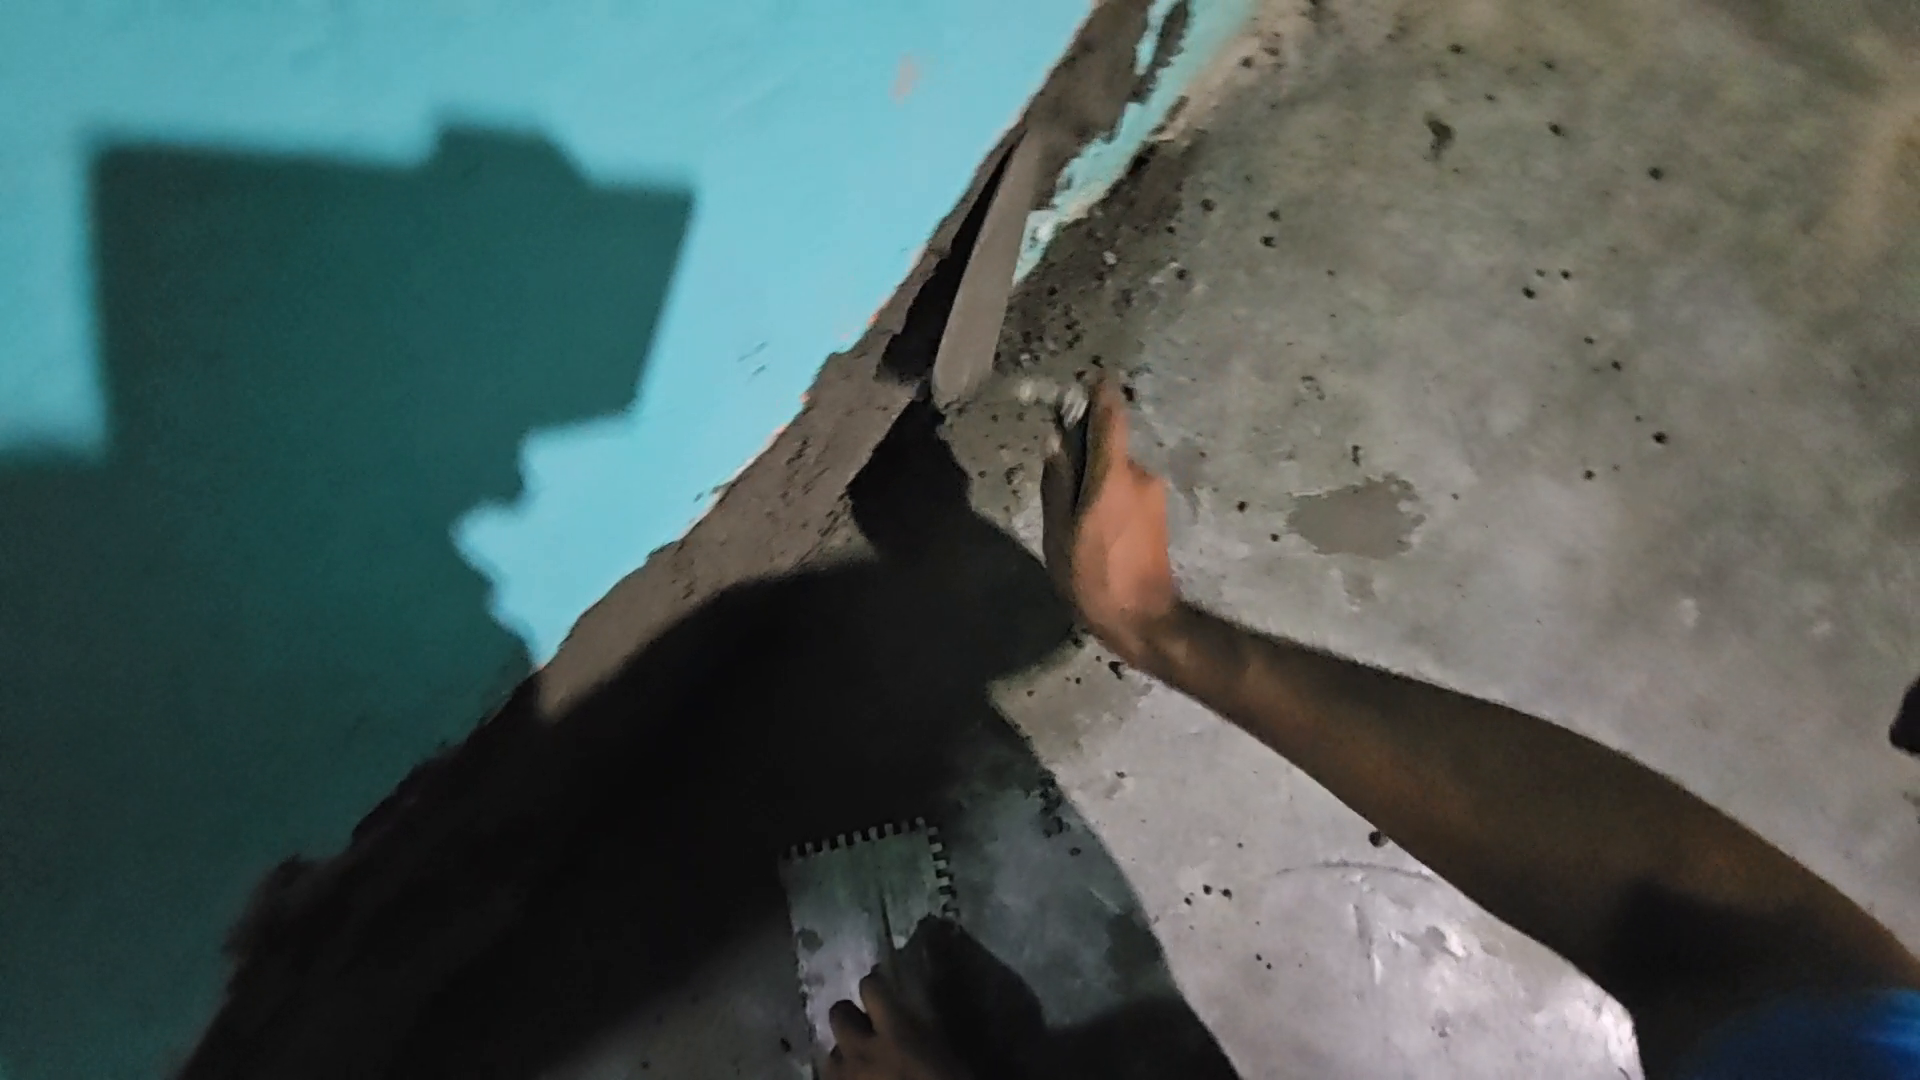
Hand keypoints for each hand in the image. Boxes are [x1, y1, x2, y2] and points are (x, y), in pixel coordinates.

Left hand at [824, 970, 967, 1079]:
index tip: (882, 993)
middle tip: (866, 1031)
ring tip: (861, 1070)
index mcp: (894, 1032)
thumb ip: (922, 1030)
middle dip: (851, 1018)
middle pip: (838, 1013)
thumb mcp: (944, 1054)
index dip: (875, 987)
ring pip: (831, 1054)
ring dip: (845, 1057)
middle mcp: (862, 1051)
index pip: (870, 986)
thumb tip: (910, 1015)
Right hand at [1042, 377, 1176, 664]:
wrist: (1143, 618)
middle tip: (1058, 482)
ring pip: (1115, 471)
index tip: (1094, 375)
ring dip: (1095, 480)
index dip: (1101, 394)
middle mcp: (1141, 476)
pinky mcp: (1158, 512)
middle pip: (1108, 448)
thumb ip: (1057, 483)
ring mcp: (1153, 494)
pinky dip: (1107, 494)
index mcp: (1114, 476)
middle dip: (1084, 454)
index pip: (1110, 420)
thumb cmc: (1093, 577)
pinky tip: (1093, 527)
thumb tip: (1056, 443)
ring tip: (1072, 517)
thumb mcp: (1060, 533)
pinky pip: (1126, 488)